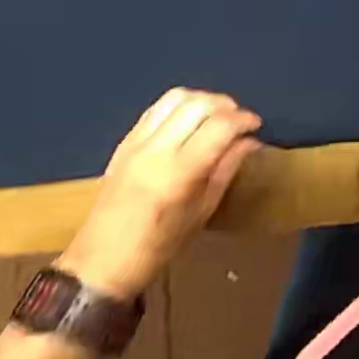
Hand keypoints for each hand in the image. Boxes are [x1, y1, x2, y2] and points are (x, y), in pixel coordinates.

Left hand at [58, 88, 263, 299]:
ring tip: (217, 114)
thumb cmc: (159, 246)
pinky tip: (189, 119)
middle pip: (198, 104)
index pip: (218, 126)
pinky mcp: (124, 140)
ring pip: (175, 98)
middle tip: (239, 119)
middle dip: (225, 105)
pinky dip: (179, 105)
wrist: (103, 260)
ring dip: (202, 99)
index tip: (256, 125)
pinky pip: (156, 108)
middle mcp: (156, 148)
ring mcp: (136, 141)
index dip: (242, 120)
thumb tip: (249, 141)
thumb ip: (226, 169)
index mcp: (178, 173)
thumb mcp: (202, 212)